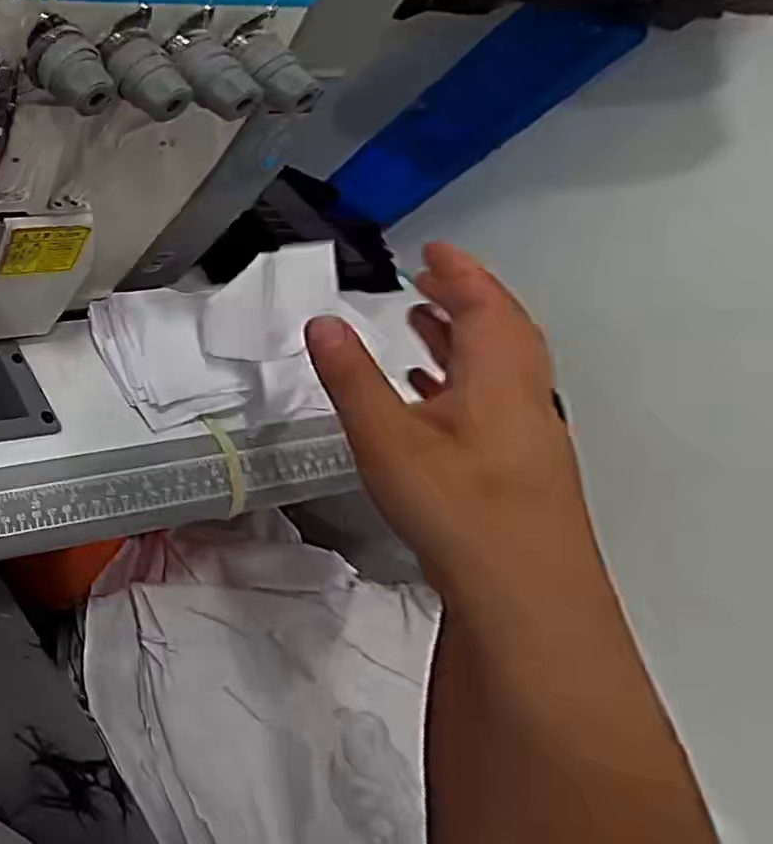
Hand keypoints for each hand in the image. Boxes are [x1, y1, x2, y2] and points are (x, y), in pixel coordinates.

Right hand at [304, 241, 594, 601]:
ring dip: (461, 335)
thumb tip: (321, 322)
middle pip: (505, 336)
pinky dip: (456, 375)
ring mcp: (522, 437)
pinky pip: (488, 399)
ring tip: (421, 318)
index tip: (435, 248)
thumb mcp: (385, 437)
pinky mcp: (511, 465)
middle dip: (467, 298)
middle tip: (428, 275)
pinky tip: (426, 388)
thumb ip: (351, 377)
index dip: (463, 275)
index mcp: (500, 387)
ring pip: (497, 369)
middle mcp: (522, 404)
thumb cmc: (455, 508)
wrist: (522, 597)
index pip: (489, 313)